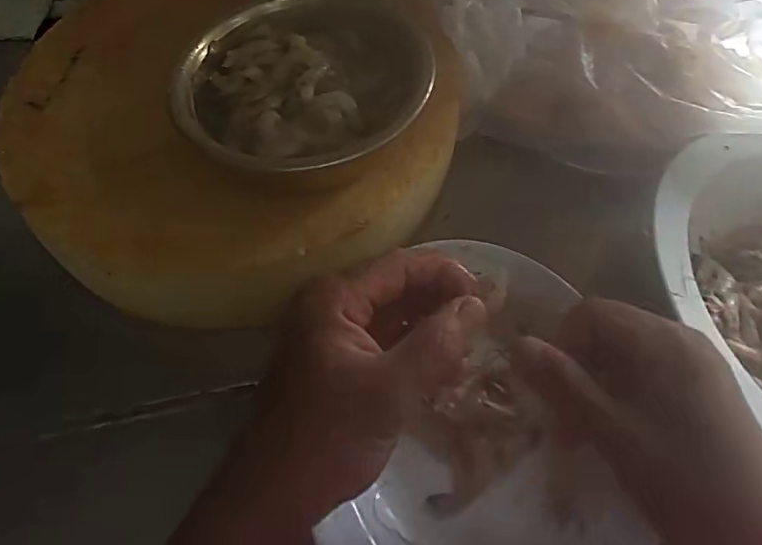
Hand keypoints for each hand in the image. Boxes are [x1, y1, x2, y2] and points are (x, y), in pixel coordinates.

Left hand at [170, 250, 486, 544]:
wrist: (276, 494)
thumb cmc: (328, 435)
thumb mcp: (388, 391)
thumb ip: (434, 346)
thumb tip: (475, 306)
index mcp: (334, 297)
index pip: (398, 267)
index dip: (444, 273)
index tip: (484, 294)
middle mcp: (331, 305)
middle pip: (396, 289)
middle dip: (440, 303)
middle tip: (485, 322)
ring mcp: (333, 335)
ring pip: (393, 318)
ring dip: (431, 330)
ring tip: (471, 350)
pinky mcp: (339, 364)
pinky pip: (384, 344)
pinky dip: (415, 353)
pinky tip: (445, 372)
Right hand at [512, 299, 761, 544]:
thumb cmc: (682, 480)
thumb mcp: (612, 432)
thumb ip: (563, 383)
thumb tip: (518, 342)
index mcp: (661, 338)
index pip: (592, 312)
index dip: (561, 341)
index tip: (551, 387)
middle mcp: (684, 338)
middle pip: (612, 331)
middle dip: (580, 366)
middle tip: (566, 416)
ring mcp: (703, 366)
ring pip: (632, 356)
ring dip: (602, 385)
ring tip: (592, 431)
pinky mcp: (714, 393)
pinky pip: (657, 375)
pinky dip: (631, 396)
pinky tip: (627, 436)